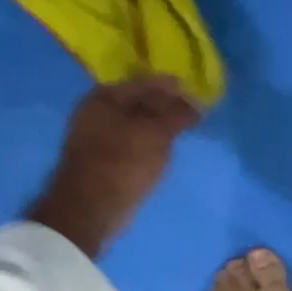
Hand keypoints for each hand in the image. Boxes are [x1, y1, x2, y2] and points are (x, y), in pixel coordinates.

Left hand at [26, 75, 201, 256]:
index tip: (201, 100)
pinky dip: (151, 141)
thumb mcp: (156, 135)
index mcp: (106, 97)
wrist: (91, 207)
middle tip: (196, 118)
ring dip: (161, 126)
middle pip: (142, 101)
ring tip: (185, 133)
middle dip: (169, 107)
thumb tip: (197, 103)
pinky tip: (166, 149)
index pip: (148, 83)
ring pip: (138, 122)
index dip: (176, 90)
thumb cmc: (122, 164)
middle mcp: (99, 110)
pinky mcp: (104, 156)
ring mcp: (99, 134)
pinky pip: (134, 140)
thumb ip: (177, 115)